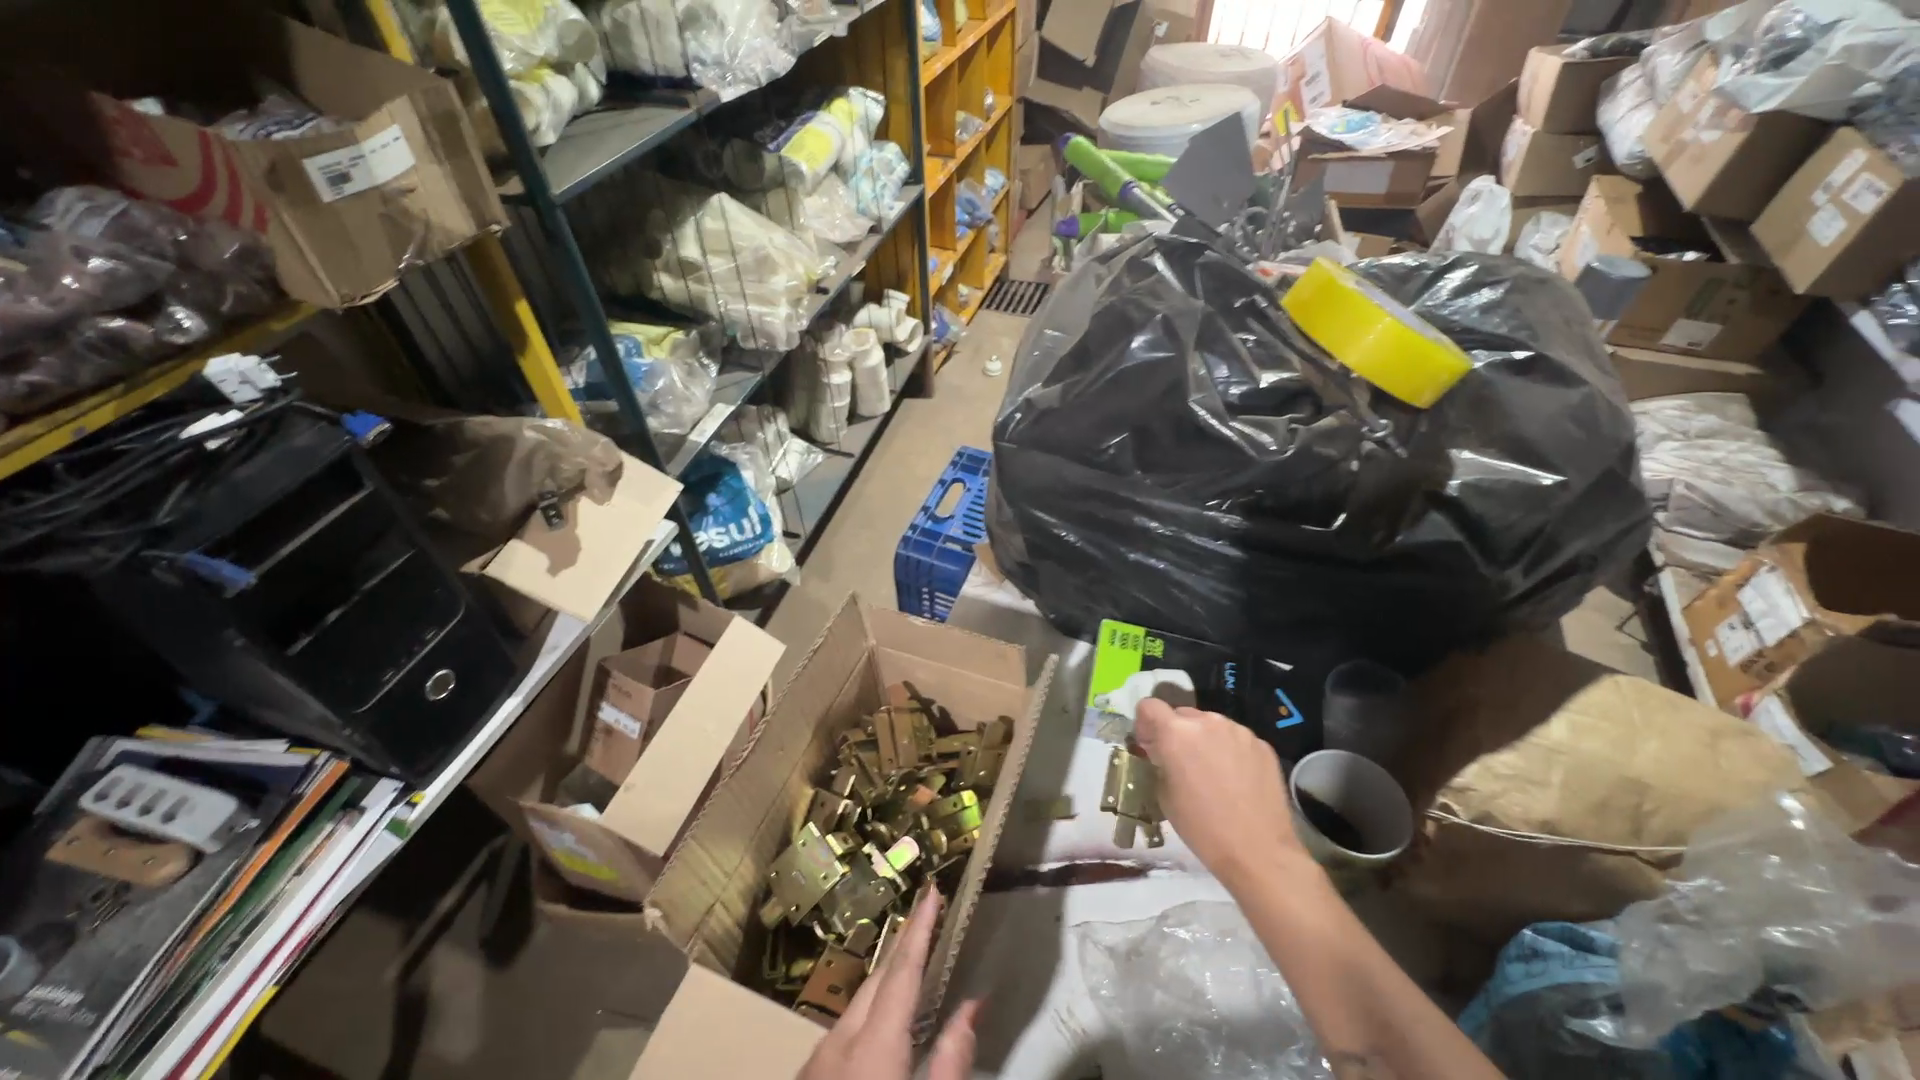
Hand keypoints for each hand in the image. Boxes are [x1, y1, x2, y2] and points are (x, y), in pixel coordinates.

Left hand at [796, 889, 980, 1079]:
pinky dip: (869, 1013)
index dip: (920, 930)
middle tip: (929, 912)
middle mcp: (838, 1043)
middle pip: (876, 982)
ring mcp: (816, 1060)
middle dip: (904, 944)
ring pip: (857, 1007)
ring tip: (912, 958)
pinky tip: (882, 1020)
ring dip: (886, 980)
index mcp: (872, 1047)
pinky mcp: (808, 1074)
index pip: (901, 974)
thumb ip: (952, 1059)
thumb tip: (973, 1007)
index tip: (932, 890)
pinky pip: (843, 1031)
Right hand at [1132, 700, 1305, 887]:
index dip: (1145, 724)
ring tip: (1213, 773)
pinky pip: (1236, 739)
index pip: (1150, 706)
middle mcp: (1208, 722)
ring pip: (1211, 726)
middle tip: (1181, 763)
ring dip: (1205, 740)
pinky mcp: (1262, 744)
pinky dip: (1230, 751)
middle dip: (1177, 734)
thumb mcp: (1164, 795)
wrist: (1258, 850)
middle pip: (1182, 715)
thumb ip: (1160, 763)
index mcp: (1176, 733)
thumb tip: (1162, 754)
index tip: (1151, 746)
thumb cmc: (1201, 827)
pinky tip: (1237, 780)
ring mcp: (1239, 731)